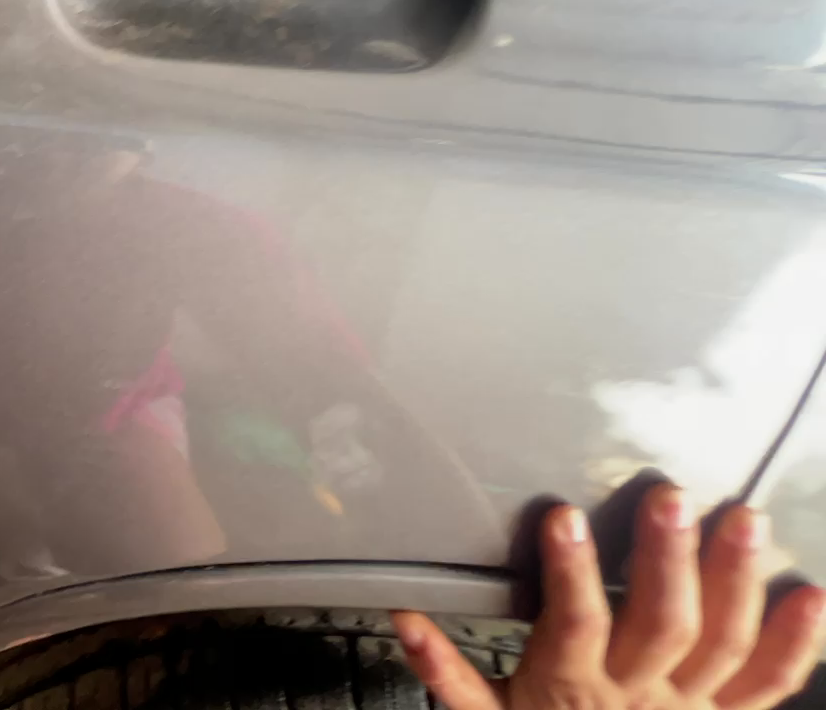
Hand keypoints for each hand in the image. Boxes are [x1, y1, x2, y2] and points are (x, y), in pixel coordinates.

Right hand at [395, 487, 825, 709]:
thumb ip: (445, 672)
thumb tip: (404, 618)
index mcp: (574, 684)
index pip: (577, 619)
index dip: (572, 570)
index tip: (563, 517)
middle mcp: (643, 693)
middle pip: (664, 621)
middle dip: (667, 556)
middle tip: (670, 499)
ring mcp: (695, 707)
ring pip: (727, 642)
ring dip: (736, 579)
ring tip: (741, 520)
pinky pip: (774, 682)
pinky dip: (798, 640)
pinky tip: (809, 594)